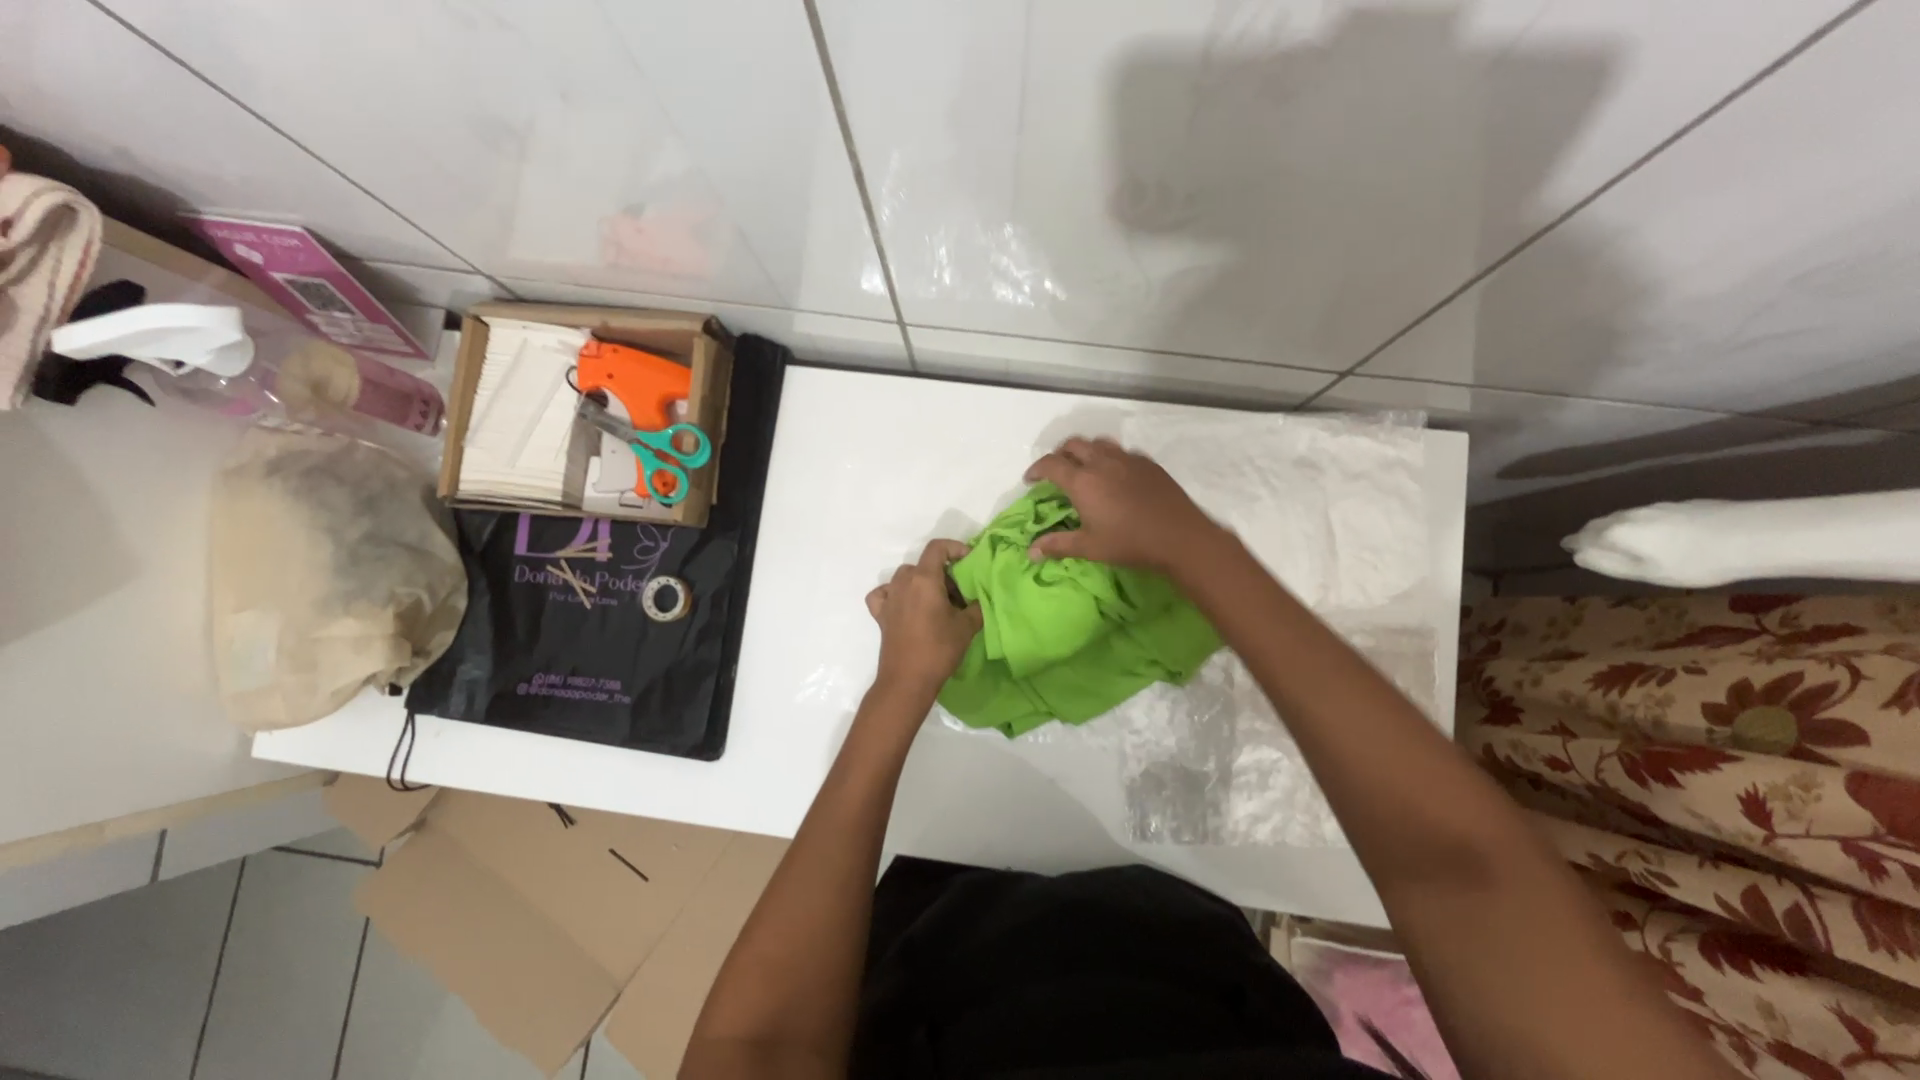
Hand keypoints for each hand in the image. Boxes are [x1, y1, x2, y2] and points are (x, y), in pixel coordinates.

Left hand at [866, 539, 982, 695]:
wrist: (908, 680)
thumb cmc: (939, 649)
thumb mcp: (967, 626)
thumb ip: (976, 606)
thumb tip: (978, 599)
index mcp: (924, 579)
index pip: (937, 548)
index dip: (955, 548)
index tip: (969, 562)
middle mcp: (903, 583)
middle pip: (924, 565)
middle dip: (944, 575)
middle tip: (959, 597)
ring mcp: (889, 598)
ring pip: (906, 577)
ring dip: (923, 584)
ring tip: (937, 604)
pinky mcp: (880, 615)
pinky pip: (884, 594)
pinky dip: (895, 594)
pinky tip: (905, 606)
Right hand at [1023, 436, 1222, 571]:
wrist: (1179, 536)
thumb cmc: (1129, 543)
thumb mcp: (1089, 547)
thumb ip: (1058, 545)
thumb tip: (1031, 551)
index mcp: (1082, 481)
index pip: (1050, 464)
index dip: (1036, 469)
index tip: (1031, 480)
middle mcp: (1102, 462)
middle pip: (1073, 444)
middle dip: (1060, 454)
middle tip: (1057, 471)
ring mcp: (1127, 459)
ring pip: (1099, 443)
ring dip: (1086, 450)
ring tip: (1086, 467)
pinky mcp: (1148, 463)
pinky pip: (1123, 452)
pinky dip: (1111, 458)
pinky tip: (1117, 476)